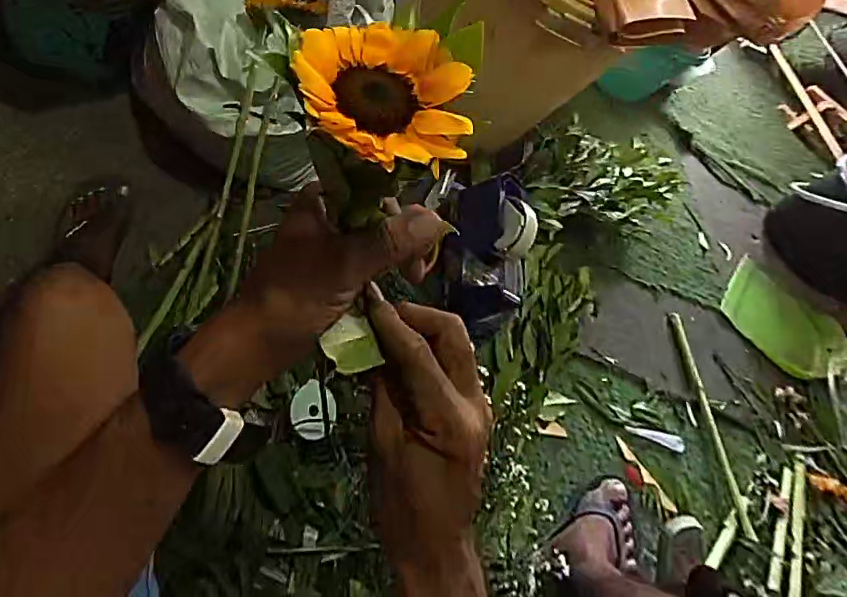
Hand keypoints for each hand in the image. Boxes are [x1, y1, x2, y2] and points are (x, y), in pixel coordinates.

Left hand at [238, 185, 451, 347]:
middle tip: (416, 272)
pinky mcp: (330, 266)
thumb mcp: (346, 265)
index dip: (403, 210)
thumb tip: (436, 218)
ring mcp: (328, 240)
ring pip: (373, 237)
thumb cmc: (296, 295)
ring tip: (409, 280)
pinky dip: (381, 269)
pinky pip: (365, 258)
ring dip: (394, 255)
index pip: (374, 188)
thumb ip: (390, 241)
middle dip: (402, 238)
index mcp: (322, 198)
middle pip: (377, 212)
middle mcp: (326, 212)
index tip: (422, 243)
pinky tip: (393, 283)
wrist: (257, 340)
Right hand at [364, 285, 490, 594]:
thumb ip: (381, 389)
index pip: (419, 352)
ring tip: (386, 325)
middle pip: (453, 333)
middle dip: (416, 314)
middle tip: (381, 312)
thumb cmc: (403, 506)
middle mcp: (475, 404)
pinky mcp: (472, 408)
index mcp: (452, 419)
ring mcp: (479, 405)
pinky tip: (398, 350)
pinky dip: (426, 347)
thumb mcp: (382, 445)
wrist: (436, 547)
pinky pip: (451, 361)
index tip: (367, 299)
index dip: (390, 321)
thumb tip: (369, 343)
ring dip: (422, 326)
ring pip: (456, 342)